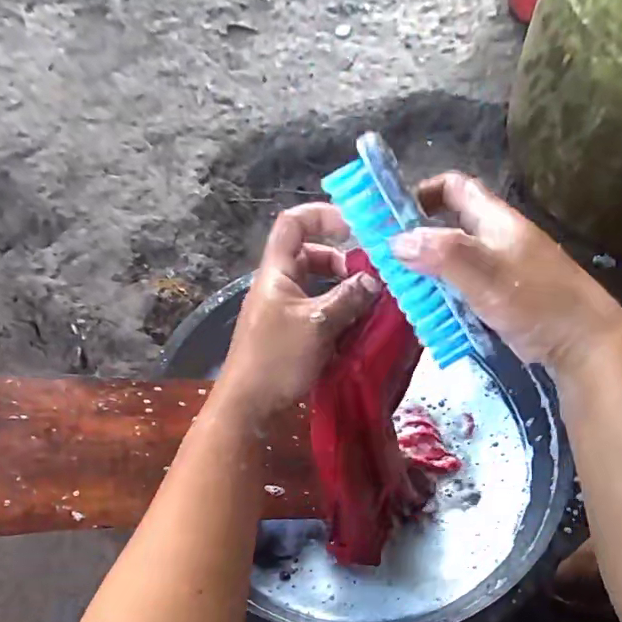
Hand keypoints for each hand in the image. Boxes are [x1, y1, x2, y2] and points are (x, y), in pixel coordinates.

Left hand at [214, 203, 379, 417]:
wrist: (248, 406)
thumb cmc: (277, 359)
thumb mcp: (317, 324)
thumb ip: (347, 299)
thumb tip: (373, 281)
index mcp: (276, 272)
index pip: (293, 223)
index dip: (322, 216)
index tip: (355, 227)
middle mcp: (278, 285)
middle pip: (309, 254)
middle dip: (341, 260)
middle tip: (368, 276)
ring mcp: (282, 311)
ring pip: (316, 286)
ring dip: (343, 290)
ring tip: (368, 304)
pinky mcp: (289, 335)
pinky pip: (317, 312)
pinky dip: (337, 313)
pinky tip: (356, 328)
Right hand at [390, 172, 621, 368]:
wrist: (584, 342)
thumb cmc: (537, 301)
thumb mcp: (485, 274)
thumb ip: (443, 255)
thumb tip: (397, 241)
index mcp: (496, 221)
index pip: (454, 188)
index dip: (422, 193)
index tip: (393, 217)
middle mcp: (498, 240)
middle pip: (450, 230)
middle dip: (419, 245)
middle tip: (394, 269)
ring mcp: (503, 271)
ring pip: (455, 265)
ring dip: (431, 279)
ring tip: (410, 299)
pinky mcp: (506, 300)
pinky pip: (467, 292)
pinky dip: (448, 301)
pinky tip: (437, 320)